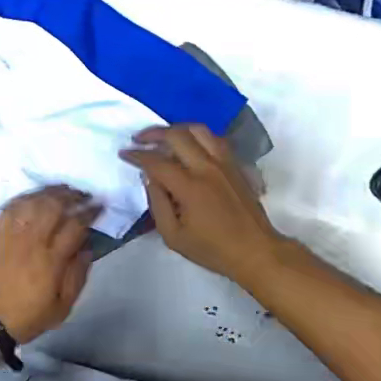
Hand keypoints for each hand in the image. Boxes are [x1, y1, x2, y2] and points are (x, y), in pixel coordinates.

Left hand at [0, 185, 98, 343]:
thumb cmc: (29, 315)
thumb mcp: (63, 306)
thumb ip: (78, 274)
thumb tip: (87, 247)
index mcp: (51, 260)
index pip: (75, 225)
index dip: (90, 212)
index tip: (100, 205)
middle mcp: (31, 241)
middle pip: (53, 206)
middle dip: (72, 196)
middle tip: (83, 194)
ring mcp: (11, 235)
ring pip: (32, 202)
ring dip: (49, 192)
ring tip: (62, 190)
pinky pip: (11, 207)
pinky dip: (25, 198)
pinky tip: (34, 196)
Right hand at [121, 124, 286, 286]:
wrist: (256, 251)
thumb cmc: (212, 249)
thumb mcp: (173, 236)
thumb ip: (157, 204)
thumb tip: (150, 179)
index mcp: (190, 187)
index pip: (157, 161)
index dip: (137, 155)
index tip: (124, 153)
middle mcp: (207, 168)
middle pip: (177, 135)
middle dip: (153, 133)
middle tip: (139, 139)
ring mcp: (224, 164)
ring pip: (199, 130)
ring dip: (177, 129)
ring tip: (164, 137)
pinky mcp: (236, 165)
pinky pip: (215, 139)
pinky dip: (197, 136)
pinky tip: (189, 145)